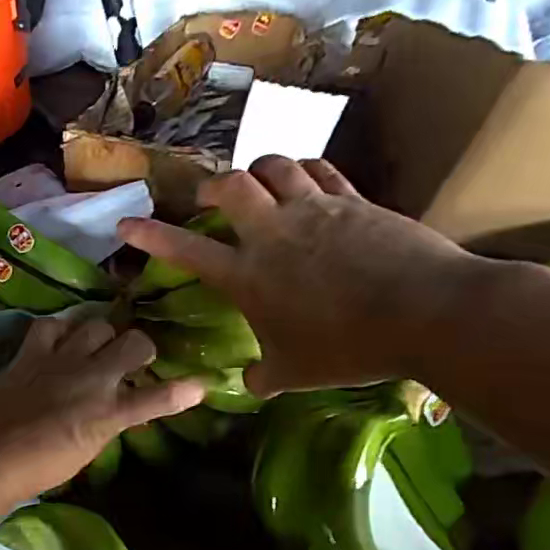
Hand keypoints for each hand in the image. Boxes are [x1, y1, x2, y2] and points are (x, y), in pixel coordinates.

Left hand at [0, 313, 205, 502]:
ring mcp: (61, 360)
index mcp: (108, 414)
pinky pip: (53, 325)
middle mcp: (92, 379)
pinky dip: (61, 331)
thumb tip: (120, 409)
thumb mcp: (85, 452)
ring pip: (98, 324)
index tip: (199, 385)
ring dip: (103, 335)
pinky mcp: (31, 353)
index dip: (182, 391)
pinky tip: (59, 342)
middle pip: (134, 342)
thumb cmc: (38, 470)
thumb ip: (107, 424)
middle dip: (140, 348)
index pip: (156, 398)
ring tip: (95, 348)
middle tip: (131, 361)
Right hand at [118, 156, 486, 397]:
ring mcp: (315, 210)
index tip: (127, 223)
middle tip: (208, 201)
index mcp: (249, 276)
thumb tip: (248, 383)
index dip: (151, 235)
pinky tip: (305, 181)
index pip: (186, 250)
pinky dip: (304, 171)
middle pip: (229, 186)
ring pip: (274, 166)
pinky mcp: (353, 200)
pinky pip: (319, 170)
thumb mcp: (295, 373)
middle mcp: (274, 233)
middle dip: (210, 188)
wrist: (423, 312)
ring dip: (257, 171)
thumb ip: (263, 376)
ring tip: (257, 185)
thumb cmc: (348, 348)